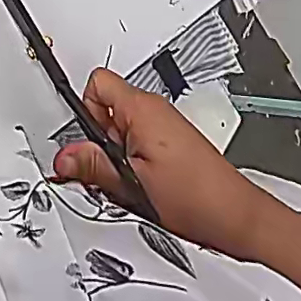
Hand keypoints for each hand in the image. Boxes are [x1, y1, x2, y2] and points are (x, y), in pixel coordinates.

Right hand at [53, 70, 300, 298]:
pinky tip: (143, 187)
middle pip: (104, 109)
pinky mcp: (170, 140)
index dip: (84, 112)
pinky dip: (132, 162)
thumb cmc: (197, 197)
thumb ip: (93, 167)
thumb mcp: (132, 185)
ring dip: (116, 156)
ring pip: (119, 129)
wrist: (235, 216)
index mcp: (142, 108)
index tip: (84, 143)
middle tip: (112, 171)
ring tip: (132, 183)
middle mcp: (154, 109)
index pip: (96, 84)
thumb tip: (64, 158)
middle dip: (100, 142)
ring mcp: (163, 124)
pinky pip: (137, 141)